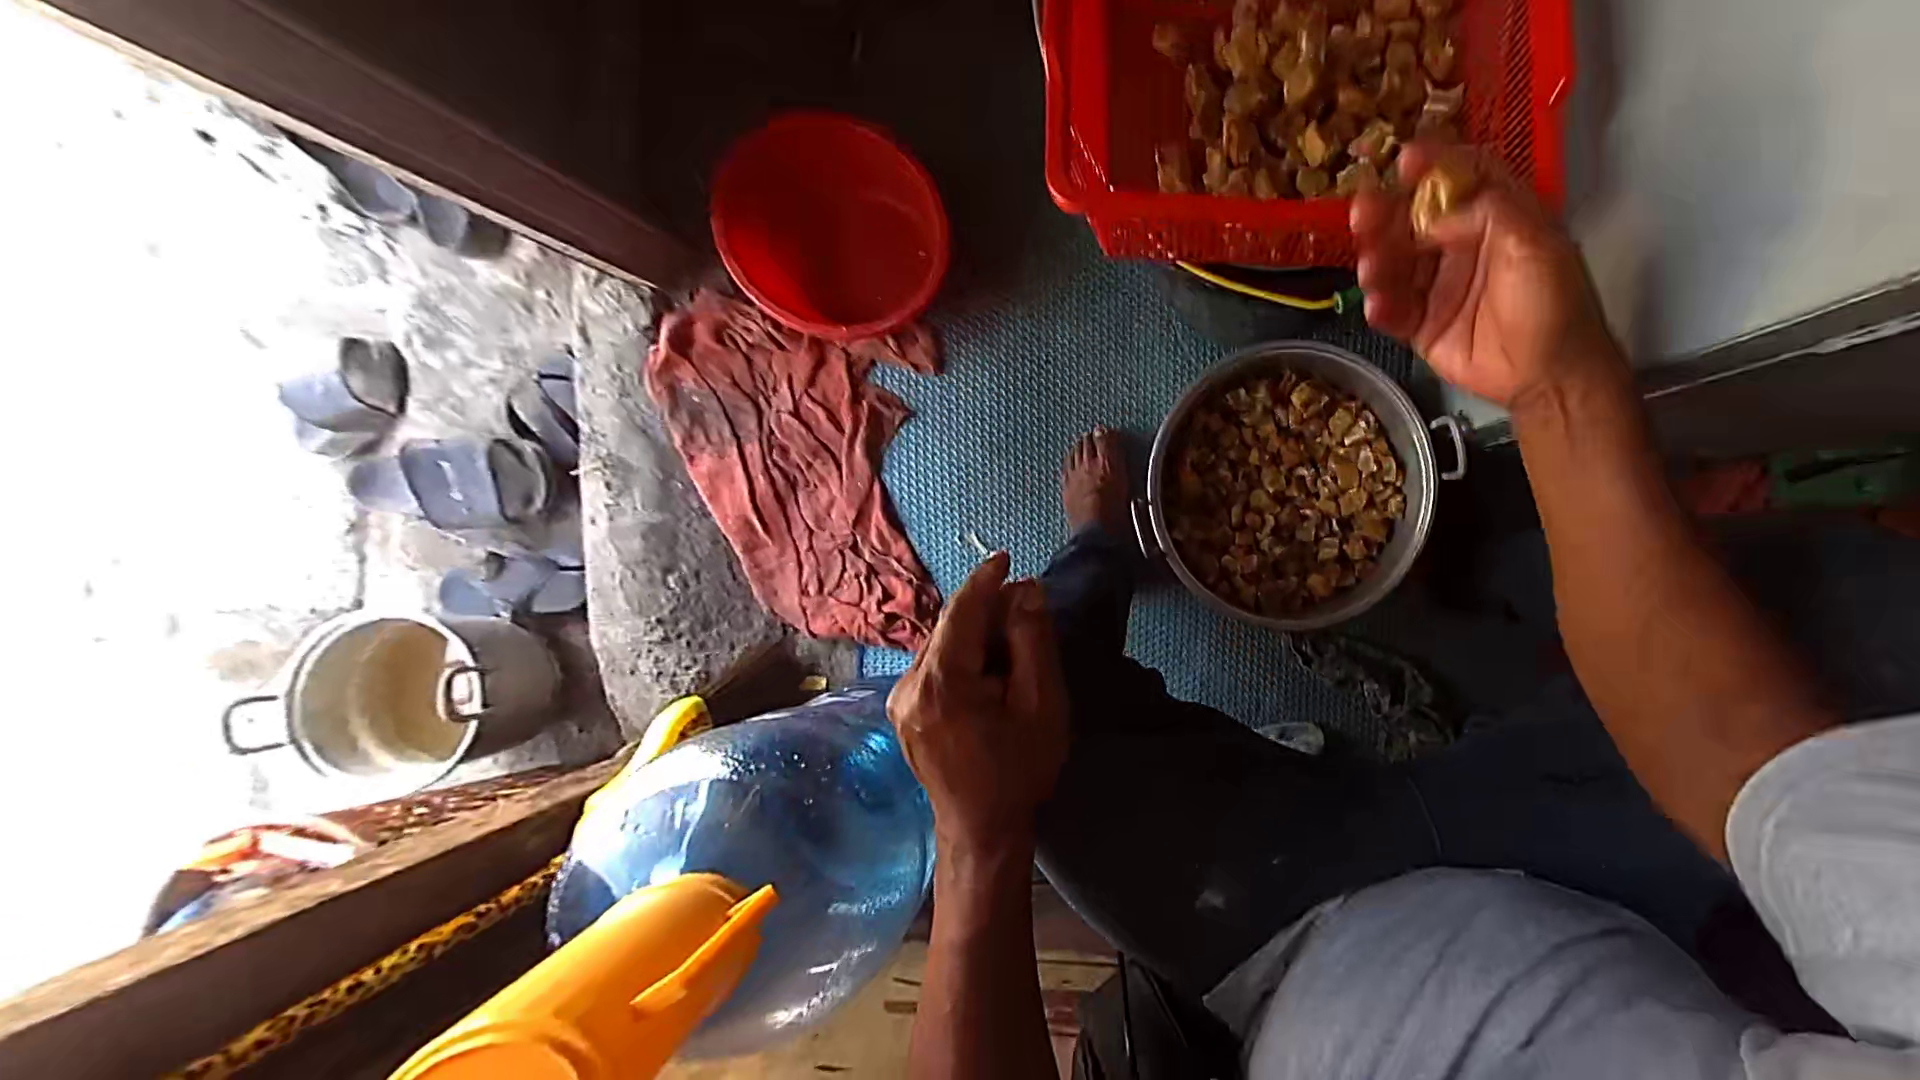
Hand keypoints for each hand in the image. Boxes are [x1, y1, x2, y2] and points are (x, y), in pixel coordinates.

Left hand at [888, 552, 1068, 854]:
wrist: (981, 828)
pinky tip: (986, 669)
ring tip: (1010, 644)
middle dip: (985, 611)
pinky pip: (933, 665)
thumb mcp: (1041, 705)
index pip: (959, 613)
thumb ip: (1032, 642)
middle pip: (948, 627)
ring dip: (973, 633)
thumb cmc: (1019, 770)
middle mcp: (910, 685)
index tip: (1004, 559)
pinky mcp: (901, 709)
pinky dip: (960, 655)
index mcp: (942, 683)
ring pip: (940, 645)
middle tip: (1023, 608)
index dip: (984, 581)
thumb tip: (1025, 591)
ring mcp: (899, 699)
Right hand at [1351, 143, 1624, 410]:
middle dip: (1386, 215)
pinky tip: (1379, 307)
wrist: (1544, 374)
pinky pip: (1391, 310)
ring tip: (1370, 269)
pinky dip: (1380, 307)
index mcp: (1496, 220)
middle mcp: (1460, 248)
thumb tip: (1437, 212)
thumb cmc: (1554, 304)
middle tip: (1362, 211)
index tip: (1405, 160)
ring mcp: (1436, 287)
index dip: (1435, 165)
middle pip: (1413, 222)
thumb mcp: (1537, 246)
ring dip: (1376, 262)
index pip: (1462, 180)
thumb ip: (1491, 216)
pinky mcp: (1418, 324)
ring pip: (1393, 265)